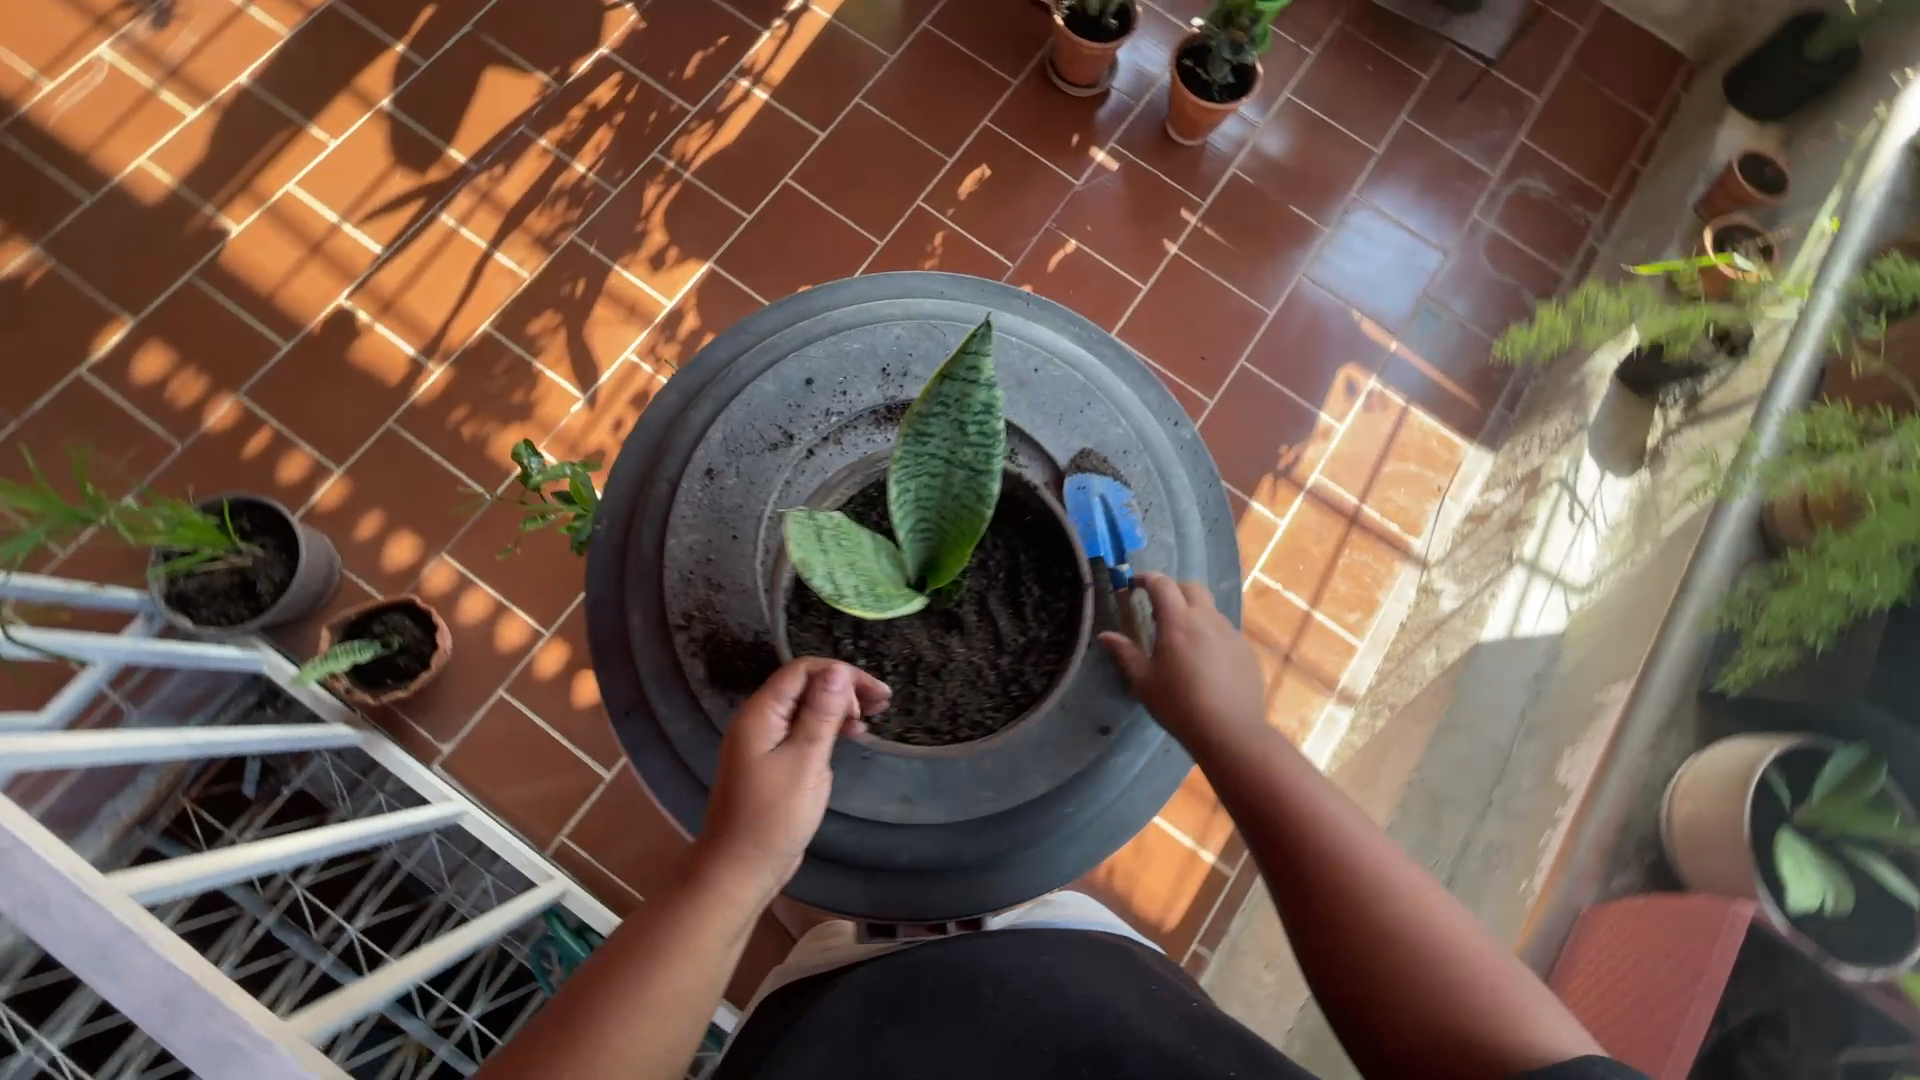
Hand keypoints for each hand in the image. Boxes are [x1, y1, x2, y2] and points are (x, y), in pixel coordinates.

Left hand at [695, 658, 890, 902]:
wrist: (740, 869)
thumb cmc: (773, 817)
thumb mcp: (806, 761)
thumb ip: (821, 714)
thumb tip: (838, 671)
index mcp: (761, 713)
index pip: (802, 671)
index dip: (841, 673)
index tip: (875, 692)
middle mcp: (759, 719)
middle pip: (805, 685)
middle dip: (844, 688)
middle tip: (882, 704)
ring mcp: (764, 740)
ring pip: (806, 707)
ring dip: (839, 707)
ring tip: (871, 720)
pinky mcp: (773, 760)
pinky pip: (802, 729)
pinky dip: (828, 727)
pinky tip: (850, 736)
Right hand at [1100, 573, 1266, 750]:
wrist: (1230, 731)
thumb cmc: (1179, 705)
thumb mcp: (1143, 681)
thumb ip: (1125, 653)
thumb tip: (1106, 635)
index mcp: (1179, 622)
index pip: (1163, 584)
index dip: (1147, 579)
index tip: (1135, 584)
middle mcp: (1207, 620)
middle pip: (1191, 588)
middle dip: (1173, 590)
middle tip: (1157, 610)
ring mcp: (1231, 634)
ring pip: (1210, 610)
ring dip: (1192, 613)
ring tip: (1180, 638)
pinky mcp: (1245, 651)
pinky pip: (1224, 631)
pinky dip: (1209, 633)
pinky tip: (1203, 661)